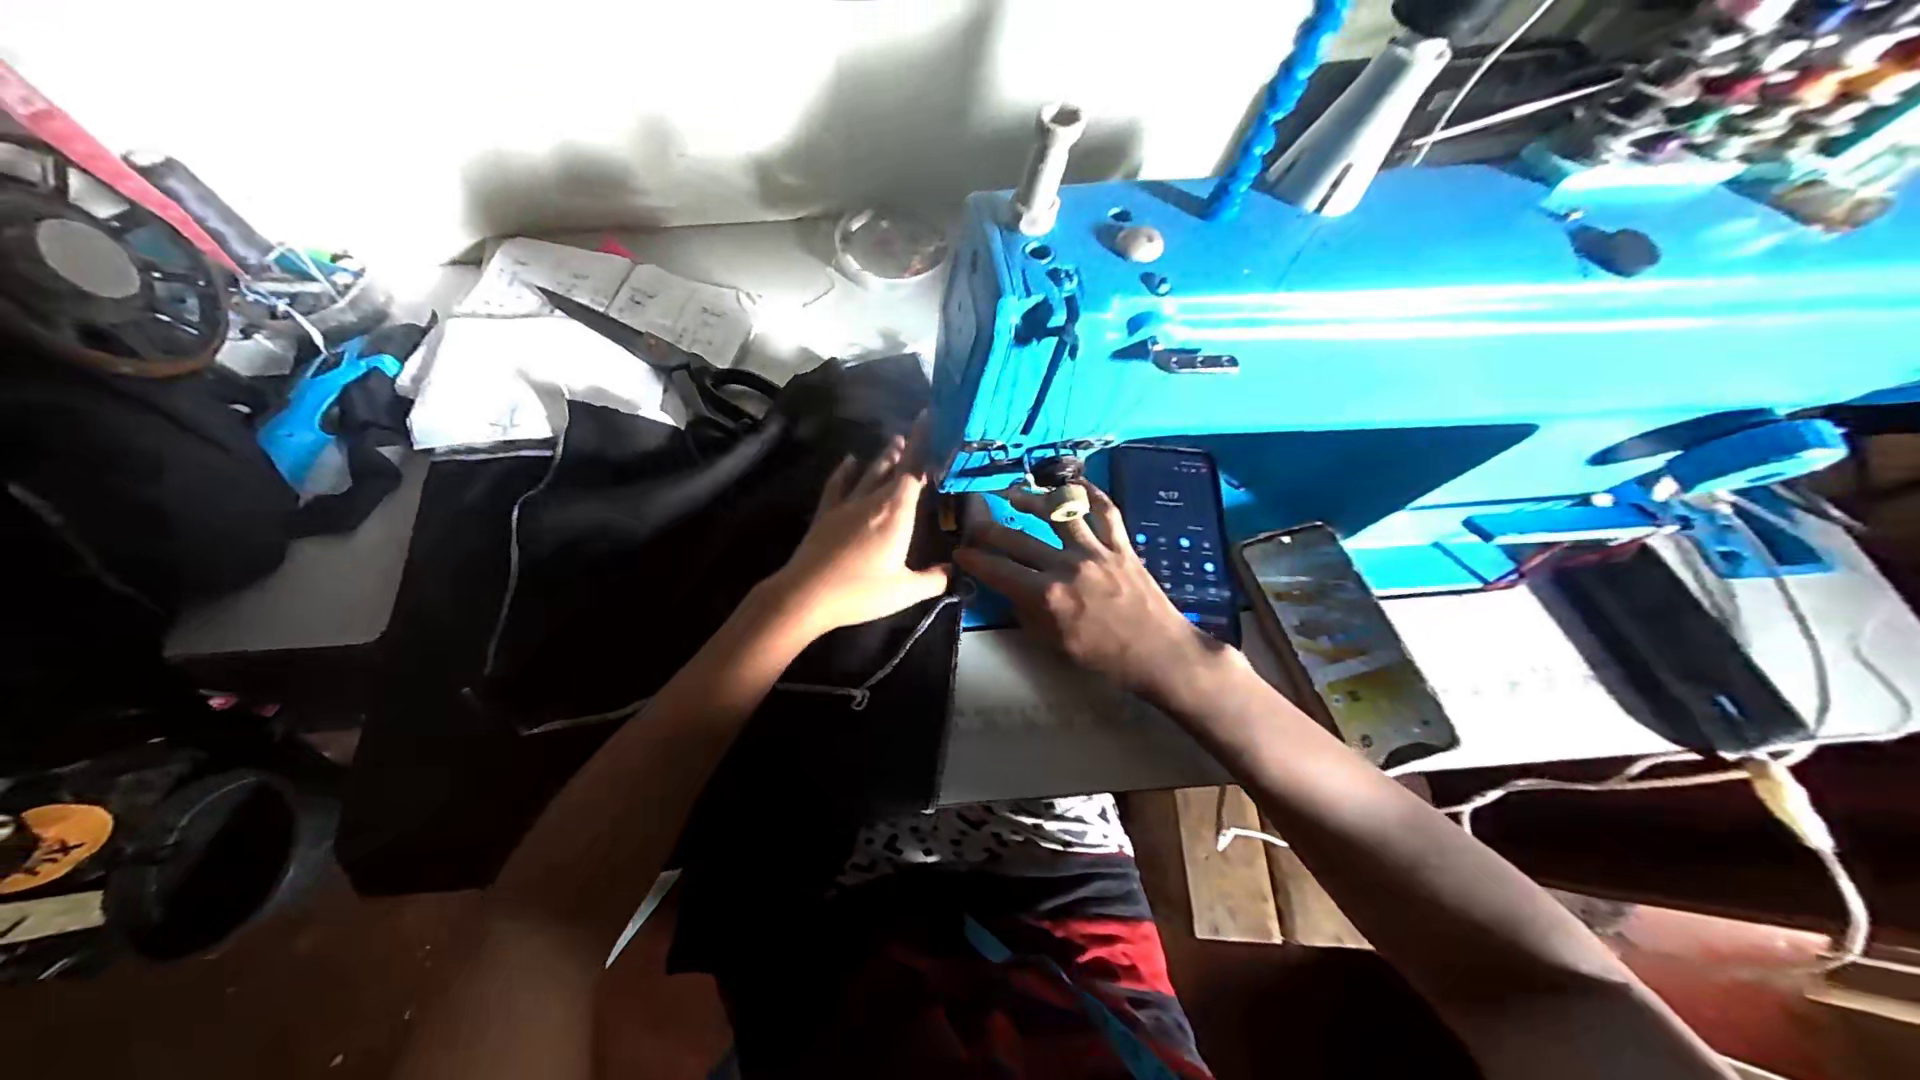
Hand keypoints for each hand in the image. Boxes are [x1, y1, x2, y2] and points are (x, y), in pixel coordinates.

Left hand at [772, 415, 951, 636]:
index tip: (931, 419)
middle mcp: (871, 500)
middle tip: (915, 432)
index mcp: (895, 513)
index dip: (924, 445)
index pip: (913, 471)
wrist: (805, 595)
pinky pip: (837, 484)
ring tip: (894, 441)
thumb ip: (933, 579)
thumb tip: (953, 571)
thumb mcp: (905, 591)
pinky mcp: (825, 514)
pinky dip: (845, 470)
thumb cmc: (860, 592)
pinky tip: (850, 460)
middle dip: (905, 449)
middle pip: (891, 467)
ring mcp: (845, 504)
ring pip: (868, 472)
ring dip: (882, 457)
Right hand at [953, 481, 1225, 697]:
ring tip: (1015, 493)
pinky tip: (1077, 485)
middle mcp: (1067, 566)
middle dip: (990, 529)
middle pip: (1019, 538)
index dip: (975, 559)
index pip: (999, 571)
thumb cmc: (1105, 658)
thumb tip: (1011, 591)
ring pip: (1059, 512)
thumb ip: (1029, 614)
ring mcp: (1096, 551)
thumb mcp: (1055, 645)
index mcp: (1047, 596)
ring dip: (1033, 498)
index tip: (961, 551)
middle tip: (975, 521)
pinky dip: (1092, 494)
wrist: (1160, 653)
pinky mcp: (1122, 545)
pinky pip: (1106, 511)